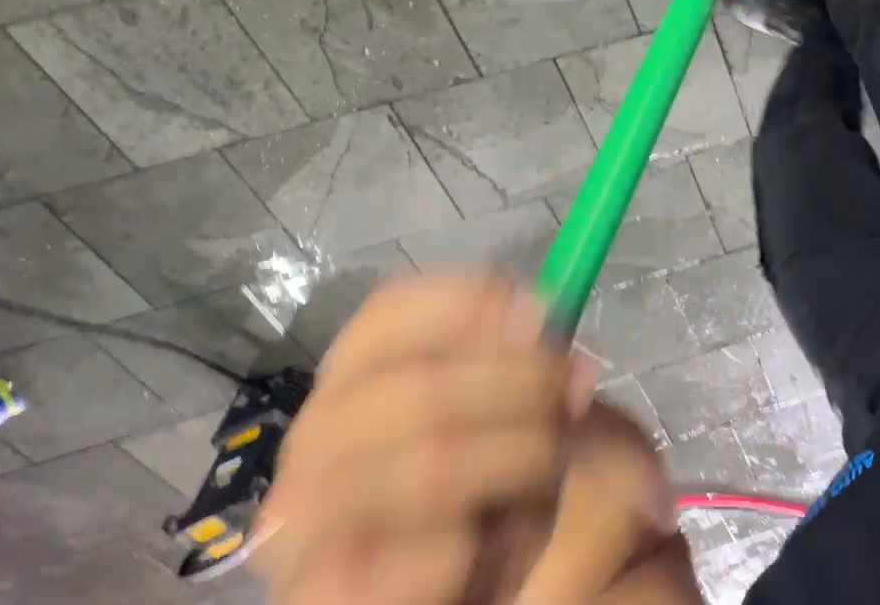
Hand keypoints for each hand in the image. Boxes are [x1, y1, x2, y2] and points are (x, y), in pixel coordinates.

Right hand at [254, 276, 689, 604]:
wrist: (455, 584)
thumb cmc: (488, 483)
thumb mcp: (518, 410)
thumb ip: (528, 361)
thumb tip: (547, 316)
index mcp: (355, 378)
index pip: (385, 316)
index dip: (466, 304)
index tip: (539, 310)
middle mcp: (315, 440)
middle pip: (419, 388)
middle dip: (518, 385)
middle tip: (574, 394)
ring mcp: (306, 523)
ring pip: (431, 465)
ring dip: (516, 457)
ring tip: (550, 466)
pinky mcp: (326, 596)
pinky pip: (431, 553)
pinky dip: (488, 541)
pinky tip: (497, 538)